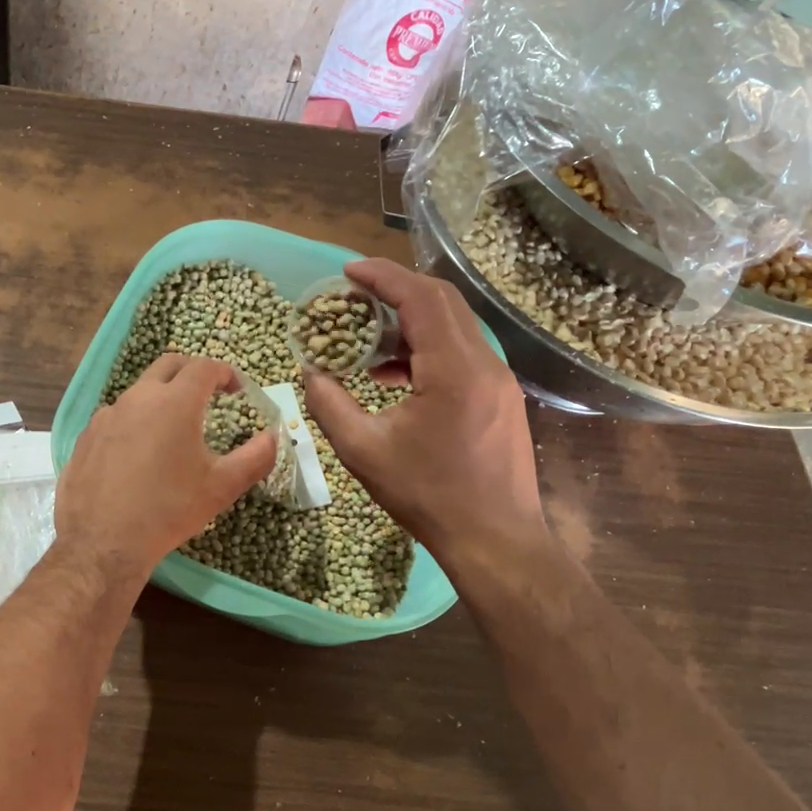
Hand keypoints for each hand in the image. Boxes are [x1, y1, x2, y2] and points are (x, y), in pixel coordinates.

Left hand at [57, 355, 278, 579]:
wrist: (103, 541)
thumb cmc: (168, 510)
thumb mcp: (221, 487)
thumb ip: (255, 457)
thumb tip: (274, 438)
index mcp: (174, 402)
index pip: (204, 367)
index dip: (224, 372)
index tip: (235, 388)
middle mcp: (137, 398)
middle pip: (168, 366)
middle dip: (192, 371)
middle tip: (207, 392)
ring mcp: (106, 416)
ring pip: (138, 392)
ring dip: (160, 398)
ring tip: (173, 428)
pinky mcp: (86, 437)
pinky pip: (115, 418)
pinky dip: (134, 422)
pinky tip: (138, 453)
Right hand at [302, 259, 547, 572]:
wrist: (495, 538)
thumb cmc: (427, 495)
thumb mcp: (364, 450)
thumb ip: (330, 404)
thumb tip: (310, 373)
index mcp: (454, 369)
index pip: (420, 298)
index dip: (382, 277)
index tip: (347, 272)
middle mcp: (484, 362)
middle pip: (442, 302)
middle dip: (396, 291)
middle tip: (353, 296)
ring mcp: (498, 380)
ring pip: (454, 327)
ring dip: (410, 321)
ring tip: (366, 338)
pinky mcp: (500, 397)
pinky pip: (461, 353)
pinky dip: (426, 348)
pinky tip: (393, 374)